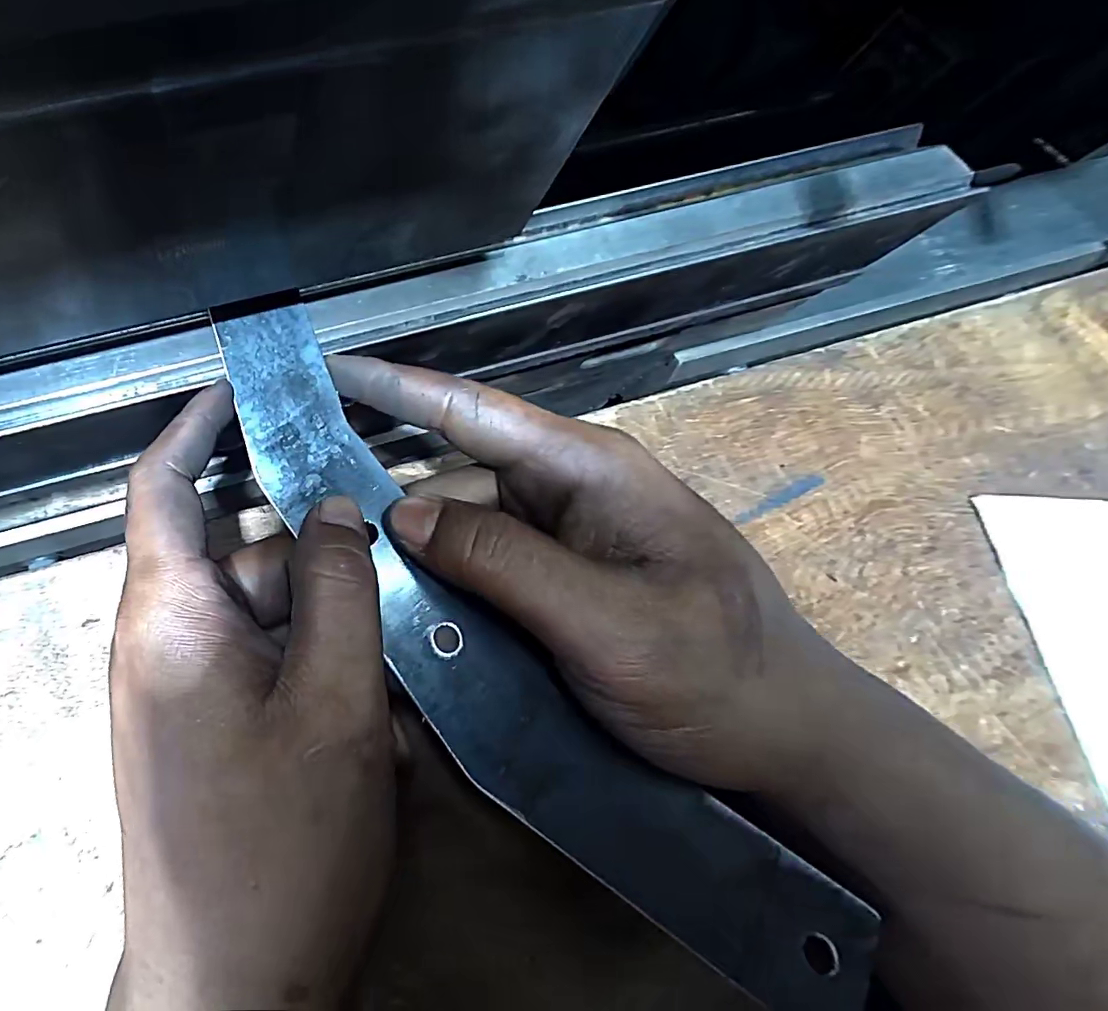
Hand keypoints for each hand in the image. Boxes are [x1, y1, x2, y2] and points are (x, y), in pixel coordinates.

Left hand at [109, 382, 395, 1010]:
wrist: (229, 988)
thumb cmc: (277, 845)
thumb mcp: (330, 702)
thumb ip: (337, 590)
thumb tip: (334, 510)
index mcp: (168, 618)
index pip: (163, 489)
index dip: (195, 428)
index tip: (238, 391)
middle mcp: (162, 641)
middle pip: (237, 552)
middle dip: (306, 545)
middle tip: (383, 543)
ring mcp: (182, 687)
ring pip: (259, 608)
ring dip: (321, 610)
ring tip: (390, 629)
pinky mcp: (206, 724)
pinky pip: (261, 656)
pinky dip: (311, 654)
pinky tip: (367, 685)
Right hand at [330, 355, 860, 796]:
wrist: (786, 739)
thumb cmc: (715, 673)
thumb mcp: (609, 622)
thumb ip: (504, 562)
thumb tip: (402, 513)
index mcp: (586, 470)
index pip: (474, 412)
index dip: (397, 387)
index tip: (331, 368)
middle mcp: (563, 490)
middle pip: (453, 480)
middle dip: (390, 506)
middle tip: (321, 539)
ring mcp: (557, 536)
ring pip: (458, 530)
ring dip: (413, 560)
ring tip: (357, 593)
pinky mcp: (551, 578)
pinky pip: (478, 569)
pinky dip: (441, 589)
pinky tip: (408, 619)